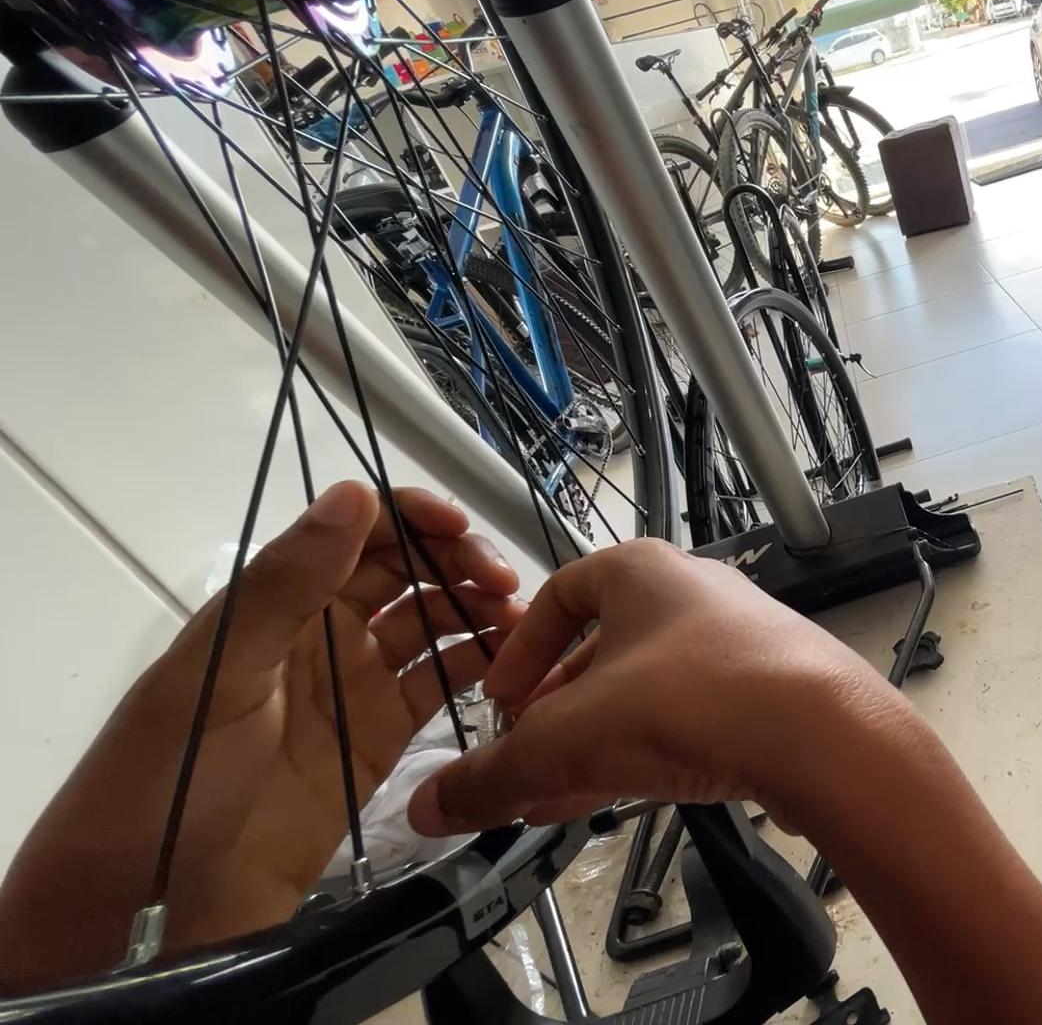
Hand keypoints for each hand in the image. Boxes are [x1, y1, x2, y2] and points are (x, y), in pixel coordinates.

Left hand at [0, 481, 523, 985]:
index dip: (415, 519)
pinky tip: (516, 660)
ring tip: (523, 623)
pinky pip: (448, 678)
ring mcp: (363, 679)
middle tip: (506, 586)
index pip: (361, 534)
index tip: (464, 530)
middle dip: (464, 565)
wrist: (160, 909)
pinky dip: (486, 662)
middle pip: (413, 572)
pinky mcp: (392, 728)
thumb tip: (354, 491)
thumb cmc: (173, 778)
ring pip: (440, 620)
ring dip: (482, 610)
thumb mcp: (220, 675)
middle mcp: (328, 631)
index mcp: (280, 604)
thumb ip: (287, 584)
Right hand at [408, 538, 907, 837]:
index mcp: (642, 571)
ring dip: (599, 740)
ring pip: (647, 687)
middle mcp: (695, 592)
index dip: (518, 650)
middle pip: (603, 650)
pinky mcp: (769, 681)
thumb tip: (431, 805)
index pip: (560, 593)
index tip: (500, 702)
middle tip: (526, 763)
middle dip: (557, 713)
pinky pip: (693, 711)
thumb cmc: (693, 698)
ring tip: (562, 796)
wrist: (819, 729)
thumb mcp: (568, 739)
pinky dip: (651, 748)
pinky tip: (626, 794)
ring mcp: (739, 635)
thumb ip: (493, 773)